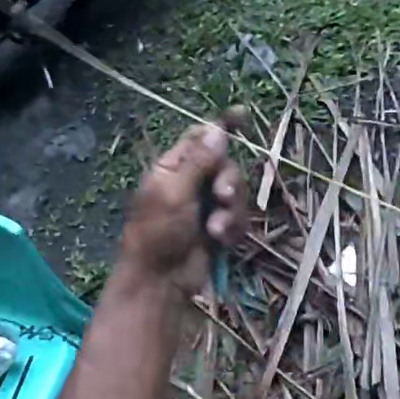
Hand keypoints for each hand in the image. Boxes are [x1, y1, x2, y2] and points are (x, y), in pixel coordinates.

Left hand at [118, 113, 247, 296]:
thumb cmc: (157, 234)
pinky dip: (233, 229)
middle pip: (225, 165)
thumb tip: (217, 130)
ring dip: (231, 211)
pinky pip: (239, 218)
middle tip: (221, 197)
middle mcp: (191, 183)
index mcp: (172, 168)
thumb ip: (199, 162)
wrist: (161, 282)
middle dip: (228, 182)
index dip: (220, 127)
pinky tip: (221, 241)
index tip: (242, 116)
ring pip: (236, 193)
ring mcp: (206, 207)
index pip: (199, 138)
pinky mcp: (219, 229)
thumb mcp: (174, 192)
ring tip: (216, 230)